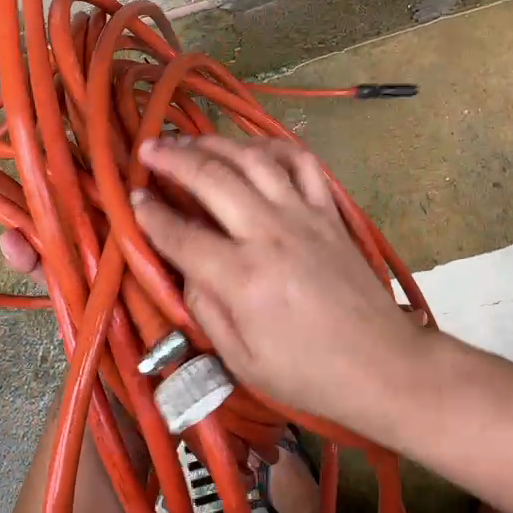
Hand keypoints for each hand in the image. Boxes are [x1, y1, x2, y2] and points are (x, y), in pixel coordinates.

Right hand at [131, 136, 425, 427]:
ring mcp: (302, 215)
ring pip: (253, 158)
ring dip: (216, 142)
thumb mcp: (241, 360)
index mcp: (242, 278)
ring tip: (189, 139)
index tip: (131, 197)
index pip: (181, 234)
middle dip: (172, 158)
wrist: (381, 364)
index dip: (149, 213)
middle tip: (148, 148)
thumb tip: (183, 265)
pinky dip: (271, 146)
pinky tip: (251, 148)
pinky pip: (300, 161)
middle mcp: (269, 234)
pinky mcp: (328, 210)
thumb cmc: (306, 373)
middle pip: (211, 178)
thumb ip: (205, 307)